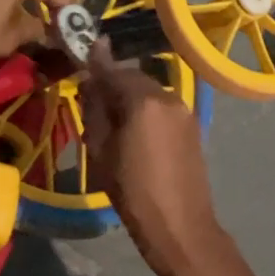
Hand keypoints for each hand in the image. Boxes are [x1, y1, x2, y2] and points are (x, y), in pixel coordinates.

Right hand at [80, 42, 225, 275]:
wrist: (181, 227)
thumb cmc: (132, 191)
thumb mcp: (101, 149)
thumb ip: (95, 108)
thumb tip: (91, 80)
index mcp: (143, 99)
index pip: (112, 70)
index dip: (94, 61)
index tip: (82, 48)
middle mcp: (167, 96)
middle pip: (132, 78)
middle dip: (112, 82)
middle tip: (91, 99)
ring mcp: (184, 110)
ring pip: (148, 92)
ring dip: (129, 97)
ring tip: (112, 120)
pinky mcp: (192, 126)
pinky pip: (161, 107)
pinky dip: (145, 110)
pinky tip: (134, 131)